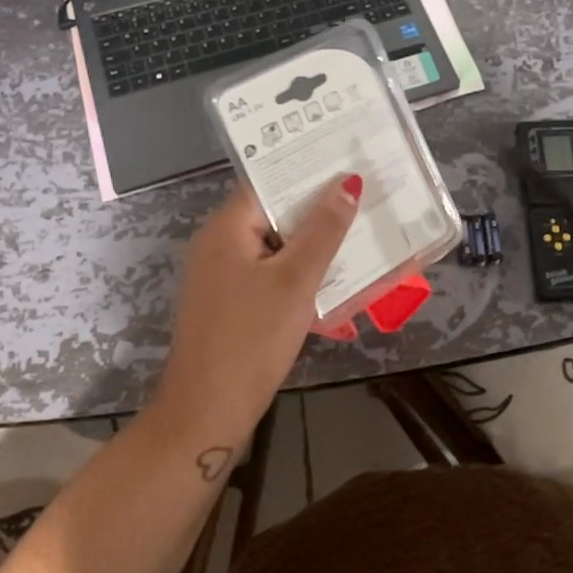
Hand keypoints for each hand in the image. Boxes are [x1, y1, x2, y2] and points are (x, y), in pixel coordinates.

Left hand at [152, 176, 361, 440]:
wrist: (208, 411)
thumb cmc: (252, 339)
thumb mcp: (296, 281)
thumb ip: (323, 230)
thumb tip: (346, 183)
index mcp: (225, 229)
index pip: (267, 182)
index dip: (307, 171)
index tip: (348, 161)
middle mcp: (217, 244)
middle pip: (271, 212)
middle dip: (316, 207)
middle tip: (364, 195)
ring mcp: (221, 276)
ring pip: (273, 245)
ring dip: (311, 241)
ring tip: (359, 230)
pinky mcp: (230, 303)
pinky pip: (269, 272)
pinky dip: (298, 270)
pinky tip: (333, 276)